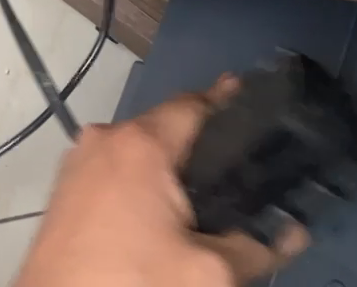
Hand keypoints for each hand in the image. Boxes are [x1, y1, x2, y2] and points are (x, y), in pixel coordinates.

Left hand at [12, 77, 307, 286]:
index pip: (190, 106)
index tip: (247, 89)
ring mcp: (79, 160)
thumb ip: (253, 247)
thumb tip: (290, 232)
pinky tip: (165, 214)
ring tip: (208, 196)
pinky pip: (115, 172)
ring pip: (137, 153)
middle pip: (163, 130)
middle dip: (200, 144)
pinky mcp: (66, 187)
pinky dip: (143, 183)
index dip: (222, 98)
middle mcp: (104, 137)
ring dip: (170, 169)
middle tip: (242, 166)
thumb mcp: (208, 273)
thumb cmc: (134, 280)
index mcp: (139, 143)